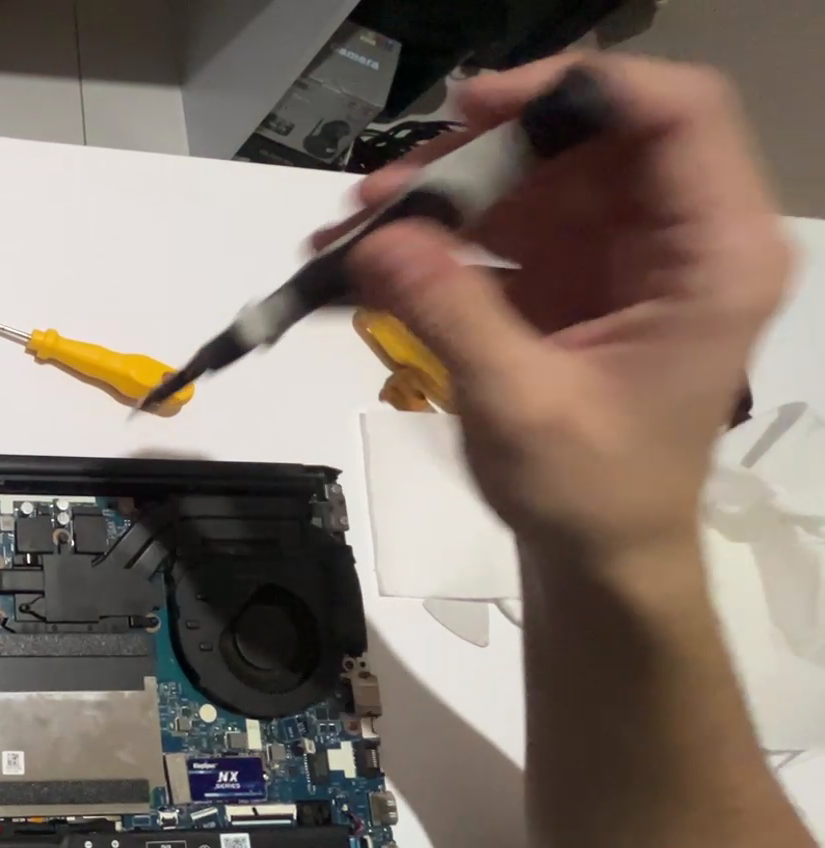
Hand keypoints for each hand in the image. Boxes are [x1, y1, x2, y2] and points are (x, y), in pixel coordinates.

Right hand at [334, 56, 790, 563]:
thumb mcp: (517, 399)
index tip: (466, 109)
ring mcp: (605, 265)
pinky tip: (363, 265)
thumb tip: (372, 243)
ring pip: (523, 194)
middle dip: (471, 160)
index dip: (573, 93)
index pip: (669, 121)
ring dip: (434, 207)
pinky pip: (490, 246)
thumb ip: (448, 313)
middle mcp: (665, 241)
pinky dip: (426, 251)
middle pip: (576, 151)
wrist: (594, 546)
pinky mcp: (555, 293)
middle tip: (377, 194)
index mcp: (706, 255)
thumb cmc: (586, 484)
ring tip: (350, 232)